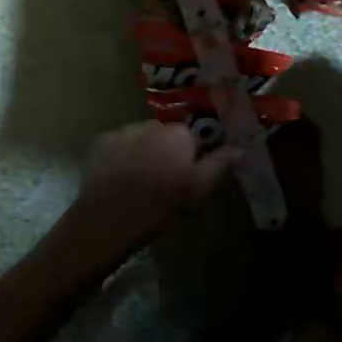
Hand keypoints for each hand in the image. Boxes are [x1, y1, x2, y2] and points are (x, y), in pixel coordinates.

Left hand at [73, 122, 240, 241]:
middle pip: (165, 134)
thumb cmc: (160, 205)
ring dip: (143, 151)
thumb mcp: (197, 189)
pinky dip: (120, 155)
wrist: (108, 217)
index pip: (193, 137)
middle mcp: (152, 124)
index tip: (187, 175)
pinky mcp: (100, 141)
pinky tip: (118, 177)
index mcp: (179, 134)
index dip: (192, 155)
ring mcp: (123, 130)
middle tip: (163, 180)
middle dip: (166, 150)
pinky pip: (118, 144)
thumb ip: (219, 164)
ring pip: (141, 138)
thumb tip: (241, 148)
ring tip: (138, 181)